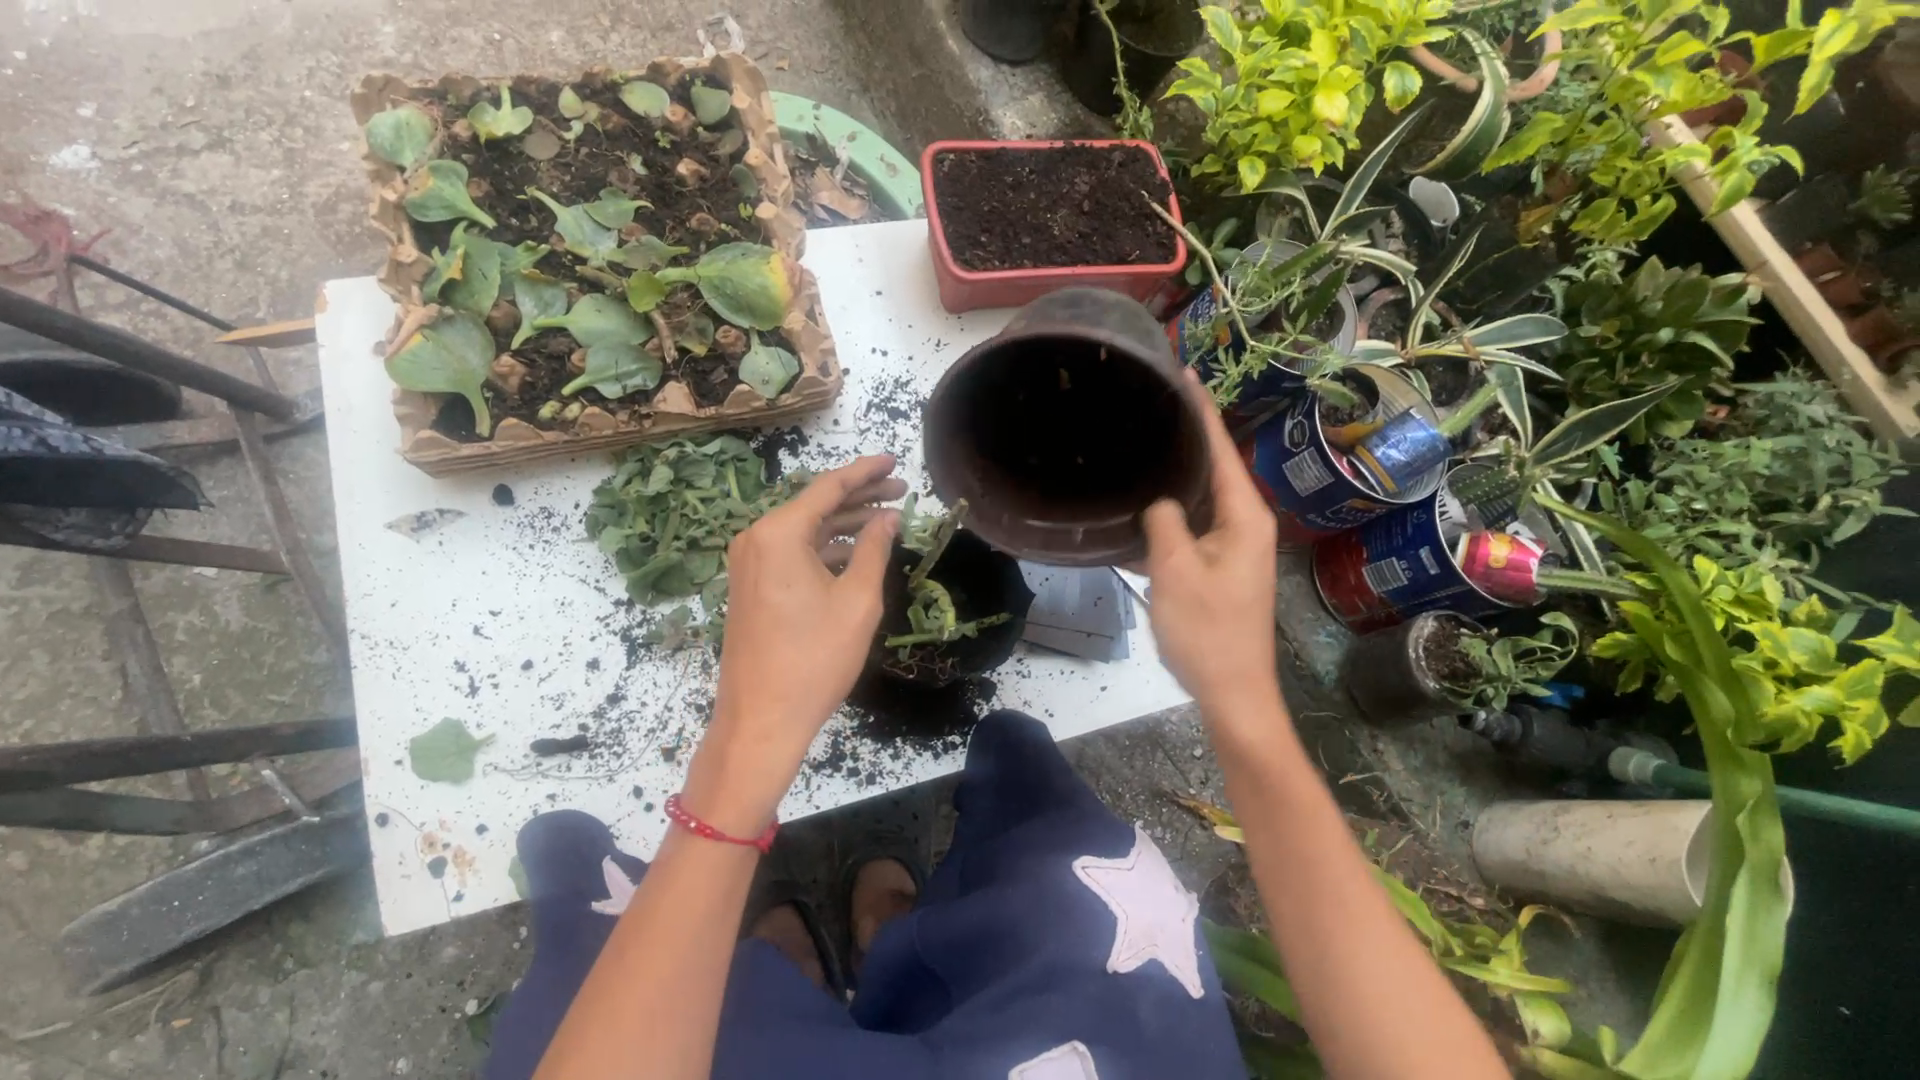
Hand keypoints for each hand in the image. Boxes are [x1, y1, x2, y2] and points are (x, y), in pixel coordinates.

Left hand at [686, 456, 903, 832]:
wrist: (762, 717)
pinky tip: (856, 552)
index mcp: (778, 534)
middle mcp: (756, 539)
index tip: (895, 462)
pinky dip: (824, 549)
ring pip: (804, 531)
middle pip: (814, 506)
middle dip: (859, 497)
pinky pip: (791, 554)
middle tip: (901, 491)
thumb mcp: (857, 601)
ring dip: (843, 524)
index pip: (828, 488)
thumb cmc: (815, 659)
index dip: (865, 472)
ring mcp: (748, 564)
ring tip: (886, 519)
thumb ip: (874, 549)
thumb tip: (888, 517)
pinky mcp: (750, 586)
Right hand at [1142, 371, 1280, 717]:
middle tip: (1148, 403)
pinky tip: (1144, 501)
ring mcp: (1234, 546)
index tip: (1182, 373)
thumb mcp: (1176, 572)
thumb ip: (1164, 522)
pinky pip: (1194, 524)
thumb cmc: (1207, 632)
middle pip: (1214, 468)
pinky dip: (1172, 510)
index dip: (1201, 411)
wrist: (1232, 692)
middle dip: (1185, 435)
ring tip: (1142, 442)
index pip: (1221, 450)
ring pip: (1202, 497)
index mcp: (1245, 517)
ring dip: (1176, 473)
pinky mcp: (1220, 566)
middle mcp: (1246, 524)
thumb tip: (1159, 501)